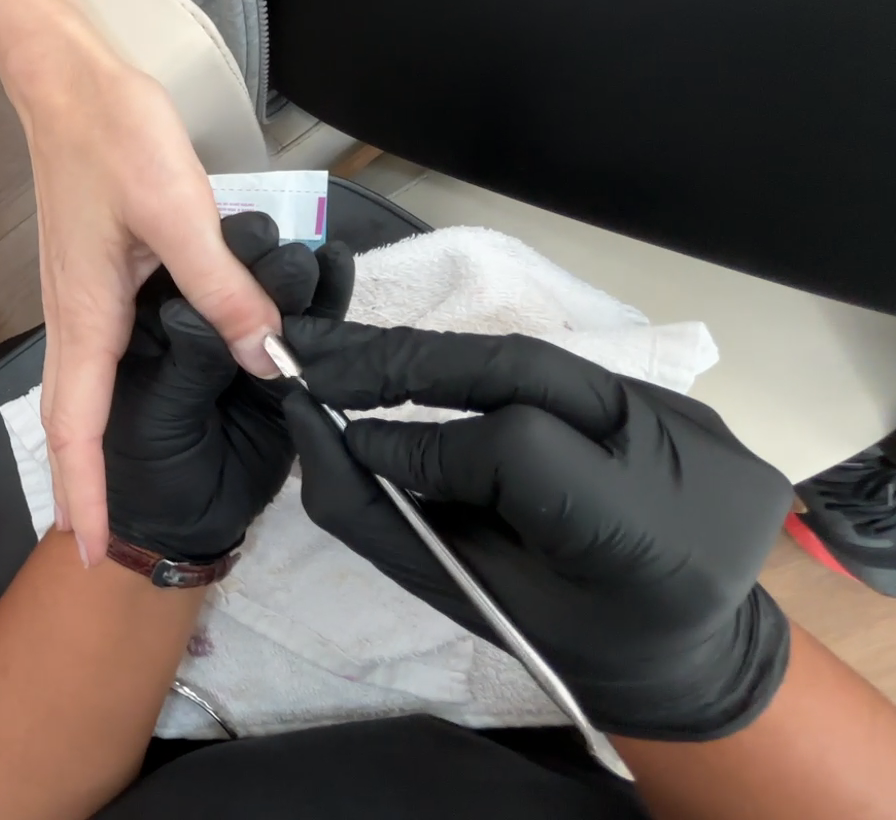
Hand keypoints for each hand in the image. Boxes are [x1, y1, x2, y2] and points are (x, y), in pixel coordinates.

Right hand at [4, 21, 284, 566]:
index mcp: (87, 314)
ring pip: (75, 390)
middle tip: (91, 538)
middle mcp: (72, 317)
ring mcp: (75, 299)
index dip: (78, 489)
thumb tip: (269, 356)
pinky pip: (92, 356)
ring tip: (107, 490)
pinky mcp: (88, 278)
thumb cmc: (112, 140)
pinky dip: (98, 399)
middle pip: (65, 419)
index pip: (75, 423)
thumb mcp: (180, 211)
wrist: (67, 89)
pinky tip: (130, 399)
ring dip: (84, 447)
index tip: (85, 548)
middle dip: (74, 483)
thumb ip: (223, 288)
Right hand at [280, 319, 794, 741]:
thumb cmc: (553, 634)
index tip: (345, 439)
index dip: (416, 443)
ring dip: (420, 353)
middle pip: (520, 368)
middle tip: (310, 354)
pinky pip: (537, 368)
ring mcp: (685, 418)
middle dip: (398, 360)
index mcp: (649, 544)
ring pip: (524, 357)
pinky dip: (458, 366)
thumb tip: (303, 416)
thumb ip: (366, 509)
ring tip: (339, 351)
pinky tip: (404, 365)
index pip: (515, 452)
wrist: (680, 639)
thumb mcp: (451, 588)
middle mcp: (688, 460)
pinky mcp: (661, 395)